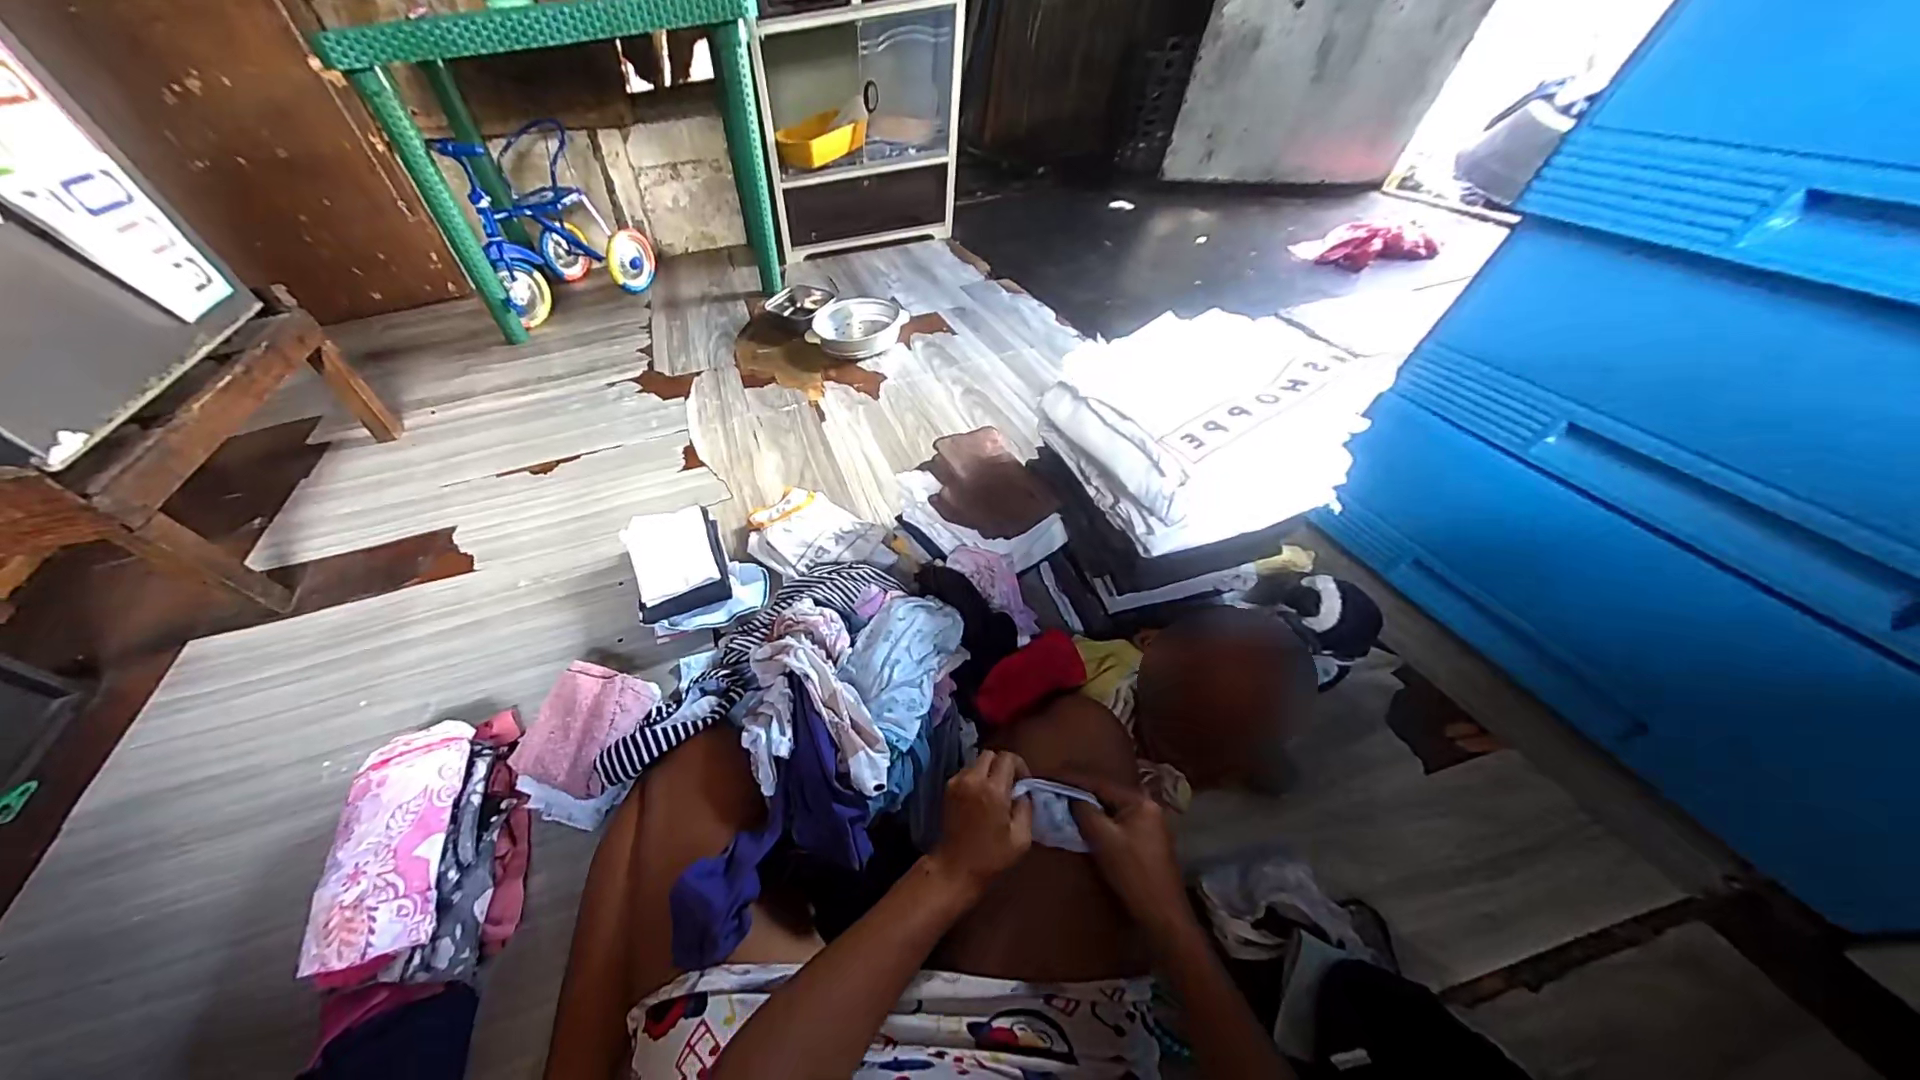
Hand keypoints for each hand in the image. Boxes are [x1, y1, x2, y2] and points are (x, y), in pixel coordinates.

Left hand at [930, 750, 1032, 890]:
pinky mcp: (947, 789)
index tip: (1023, 783)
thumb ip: (1026, 808)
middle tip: (1009, 785)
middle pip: (990, 755)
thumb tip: (1023, 792)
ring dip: (988, 772)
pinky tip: (979, 799)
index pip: (1008, 758)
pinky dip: (975, 779)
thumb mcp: (1021, 838)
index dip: (1019, 766)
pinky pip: (966, 773)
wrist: (955, 868)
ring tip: (993, 794)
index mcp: (993, 789)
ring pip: (976, 762)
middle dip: (1002, 765)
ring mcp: (957, 782)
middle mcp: (973, 779)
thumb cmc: (991, 857)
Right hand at [1066, 775, 1189, 931]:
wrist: (1163, 915)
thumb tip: (1072, 797)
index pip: (1100, 783)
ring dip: (1091, 806)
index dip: (1072, 778)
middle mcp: (1148, 805)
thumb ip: (1085, 812)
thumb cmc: (1133, 874)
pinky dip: (1102, 819)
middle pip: (1108, 793)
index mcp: (1140, 801)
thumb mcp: (1103, 839)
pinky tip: (1088, 822)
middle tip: (1056, 786)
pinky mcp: (1149, 839)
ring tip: (1066, 801)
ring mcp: (1151, 823)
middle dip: (1081, 790)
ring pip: (1113, 807)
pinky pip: (1119, 820)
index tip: (1049, 774)